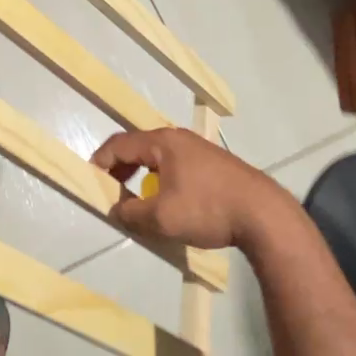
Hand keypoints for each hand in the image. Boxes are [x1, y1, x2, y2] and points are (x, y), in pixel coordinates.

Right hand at [91, 127, 294, 249]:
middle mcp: (178, 138)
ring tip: (136, 198)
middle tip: (110, 190)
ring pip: (159, 157)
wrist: (264, 214)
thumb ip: (132, 212)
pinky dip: (161, 177)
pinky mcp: (214, 164)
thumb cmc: (208, 209)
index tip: (91, 179)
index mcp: (162, 142)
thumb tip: (115, 209)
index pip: (120, 143)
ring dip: (141, 174)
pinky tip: (168, 199)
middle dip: (121, 168)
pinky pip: (176, 164)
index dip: (102, 161)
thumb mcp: (163, 217)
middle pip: (139, 147)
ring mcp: (198, 149)